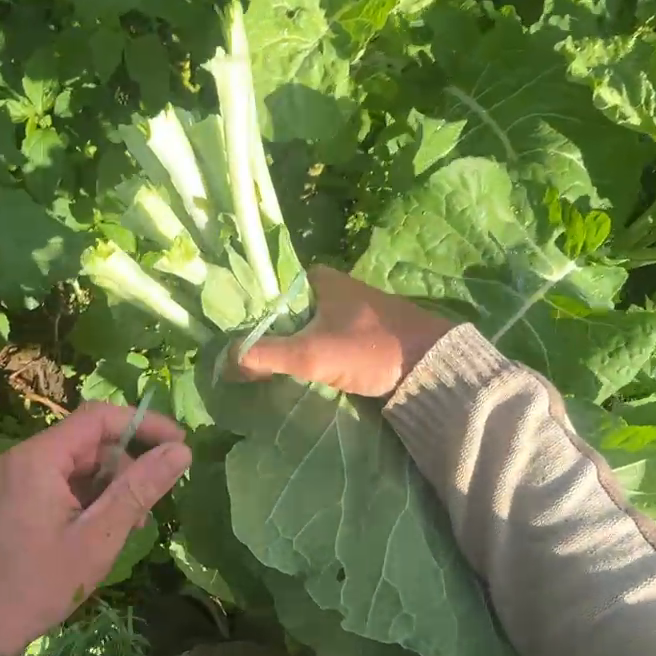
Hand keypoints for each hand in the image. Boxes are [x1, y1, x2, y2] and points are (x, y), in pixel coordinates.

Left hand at [0, 402, 191, 655]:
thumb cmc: (42, 582)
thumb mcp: (99, 536)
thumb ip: (140, 489)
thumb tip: (181, 451)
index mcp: (38, 459)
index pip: (99, 417)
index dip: (144, 424)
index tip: (180, 443)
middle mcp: (23, 458)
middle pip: (89, 441)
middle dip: (128, 465)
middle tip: (152, 505)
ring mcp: (16, 478)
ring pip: (79, 463)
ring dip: (112, 485)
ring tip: (133, 524)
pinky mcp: (16, 498)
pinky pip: (63, 482)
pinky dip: (90, 497)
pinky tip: (107, 527)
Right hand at [231, 266, 454, 396]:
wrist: (432, 368)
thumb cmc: (370, 350)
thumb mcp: (310, 353)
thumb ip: (264, 356)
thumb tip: (223, 364)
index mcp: (317, 278)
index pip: (266, 292)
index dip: (245, 318)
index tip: (228, 344)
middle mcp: (332, 289)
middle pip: (283, 315)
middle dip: (264, 338)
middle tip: (239, 365)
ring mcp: (348, 314)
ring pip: (303, 332)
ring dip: (286, 351)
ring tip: (259, 375)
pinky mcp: (361, 338)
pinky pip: (321, 345)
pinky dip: (307, 359)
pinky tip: (293, 377)